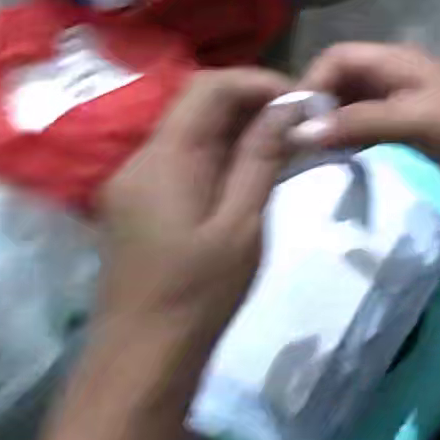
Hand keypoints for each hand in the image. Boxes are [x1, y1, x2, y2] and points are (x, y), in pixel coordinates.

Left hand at [95, 68, 299, 337]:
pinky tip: (253, 172)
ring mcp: (137, 180)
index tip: (302, 102)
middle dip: (253, 102)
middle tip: (301, 123)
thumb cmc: (199, 292)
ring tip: (286, 144)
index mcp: (165, 158)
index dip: (258, 82)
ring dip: (240, 127)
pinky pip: (185, 157)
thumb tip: (287, 106)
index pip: (210, 87)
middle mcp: (143, 158)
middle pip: (198, 103)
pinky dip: (223, 151)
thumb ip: (261, 158)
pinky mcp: (141, 201)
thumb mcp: (242, 223)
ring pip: (193, 130)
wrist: (142, 357)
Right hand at [293, 43, 439, 188]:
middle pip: (341, 79)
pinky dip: (349, 136)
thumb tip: (299, 132)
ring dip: (331, 123)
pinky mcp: (407, 124)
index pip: (337, 58)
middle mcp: (393, 73)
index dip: (311, 82)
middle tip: (296, 141)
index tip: (293, 121)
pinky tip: (339, 157)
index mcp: (395, 59)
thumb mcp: (412, 120)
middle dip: (317, 104)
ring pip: (351, 103)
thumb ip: (359, 122)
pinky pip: (366, 124)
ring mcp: (401, 99)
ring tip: (311, 153)